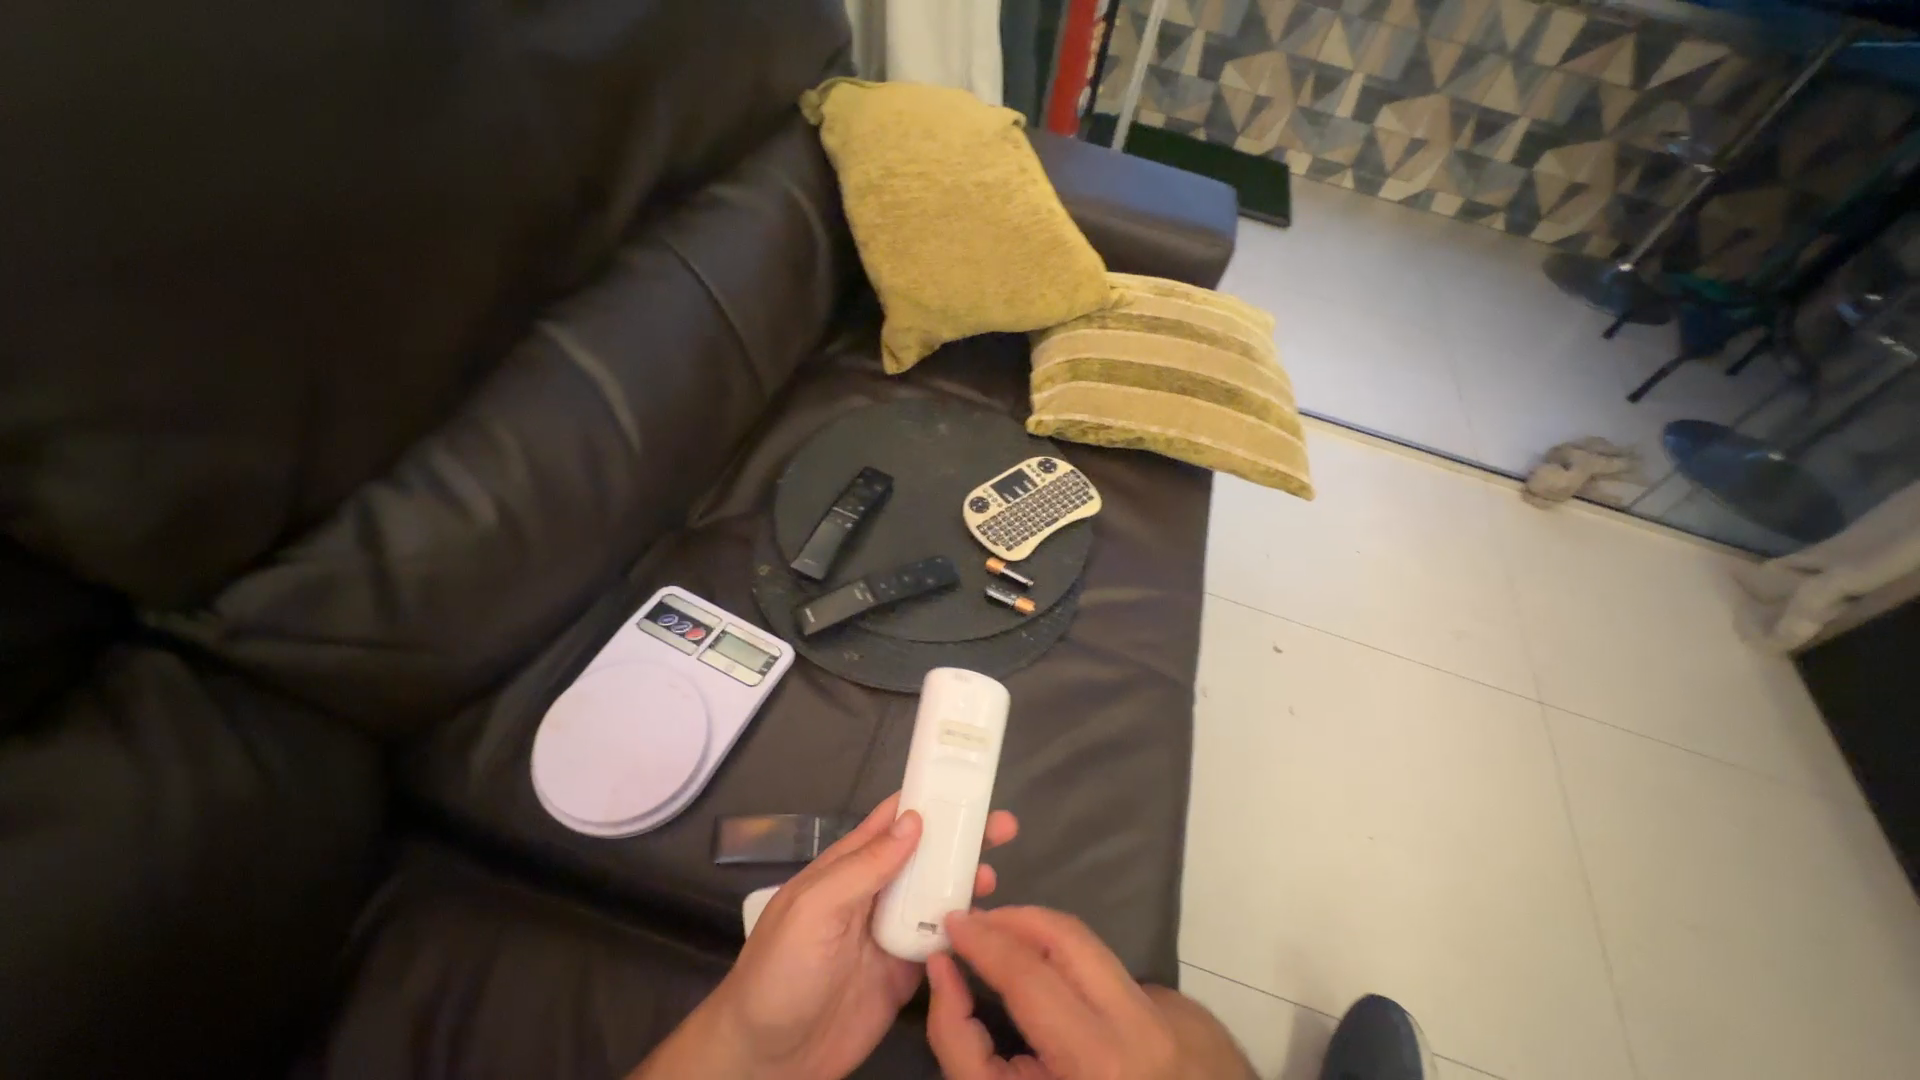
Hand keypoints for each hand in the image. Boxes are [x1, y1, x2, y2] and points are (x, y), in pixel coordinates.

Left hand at [635, 793, 1016, 1079]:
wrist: (768, 1059)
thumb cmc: (781, 972)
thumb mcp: (814, 909)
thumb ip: (863, 866)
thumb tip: (913, 820)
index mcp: (847, 868)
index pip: (892, 822)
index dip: (928, 800)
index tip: (969, 785)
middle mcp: (874, 894)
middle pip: (924, 856)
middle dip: (961, 838)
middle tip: (1003, 826)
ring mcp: (891, 933)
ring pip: (938, 896)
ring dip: (967, 881)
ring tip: (993, 876)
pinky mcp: (905, 974)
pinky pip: (941, 943)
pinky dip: (965, 930)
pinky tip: (988, 925)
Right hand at [925, 907, 1181, 1079]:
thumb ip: (963, 1042)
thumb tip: (944, 968)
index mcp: (1100, 1061)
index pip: (1028, 973)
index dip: (982, 941)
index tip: (951, 923)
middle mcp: (1143, 1027)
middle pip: (1067, 934)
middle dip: (1013, 917)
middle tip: (976, 923)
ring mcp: (1173, 1017)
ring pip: (1092, 945)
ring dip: (1042, 938)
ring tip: (1008, 947)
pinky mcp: (1190, 1012)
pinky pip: (1116, 970)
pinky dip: (1075, 969)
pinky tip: (1062, 992)